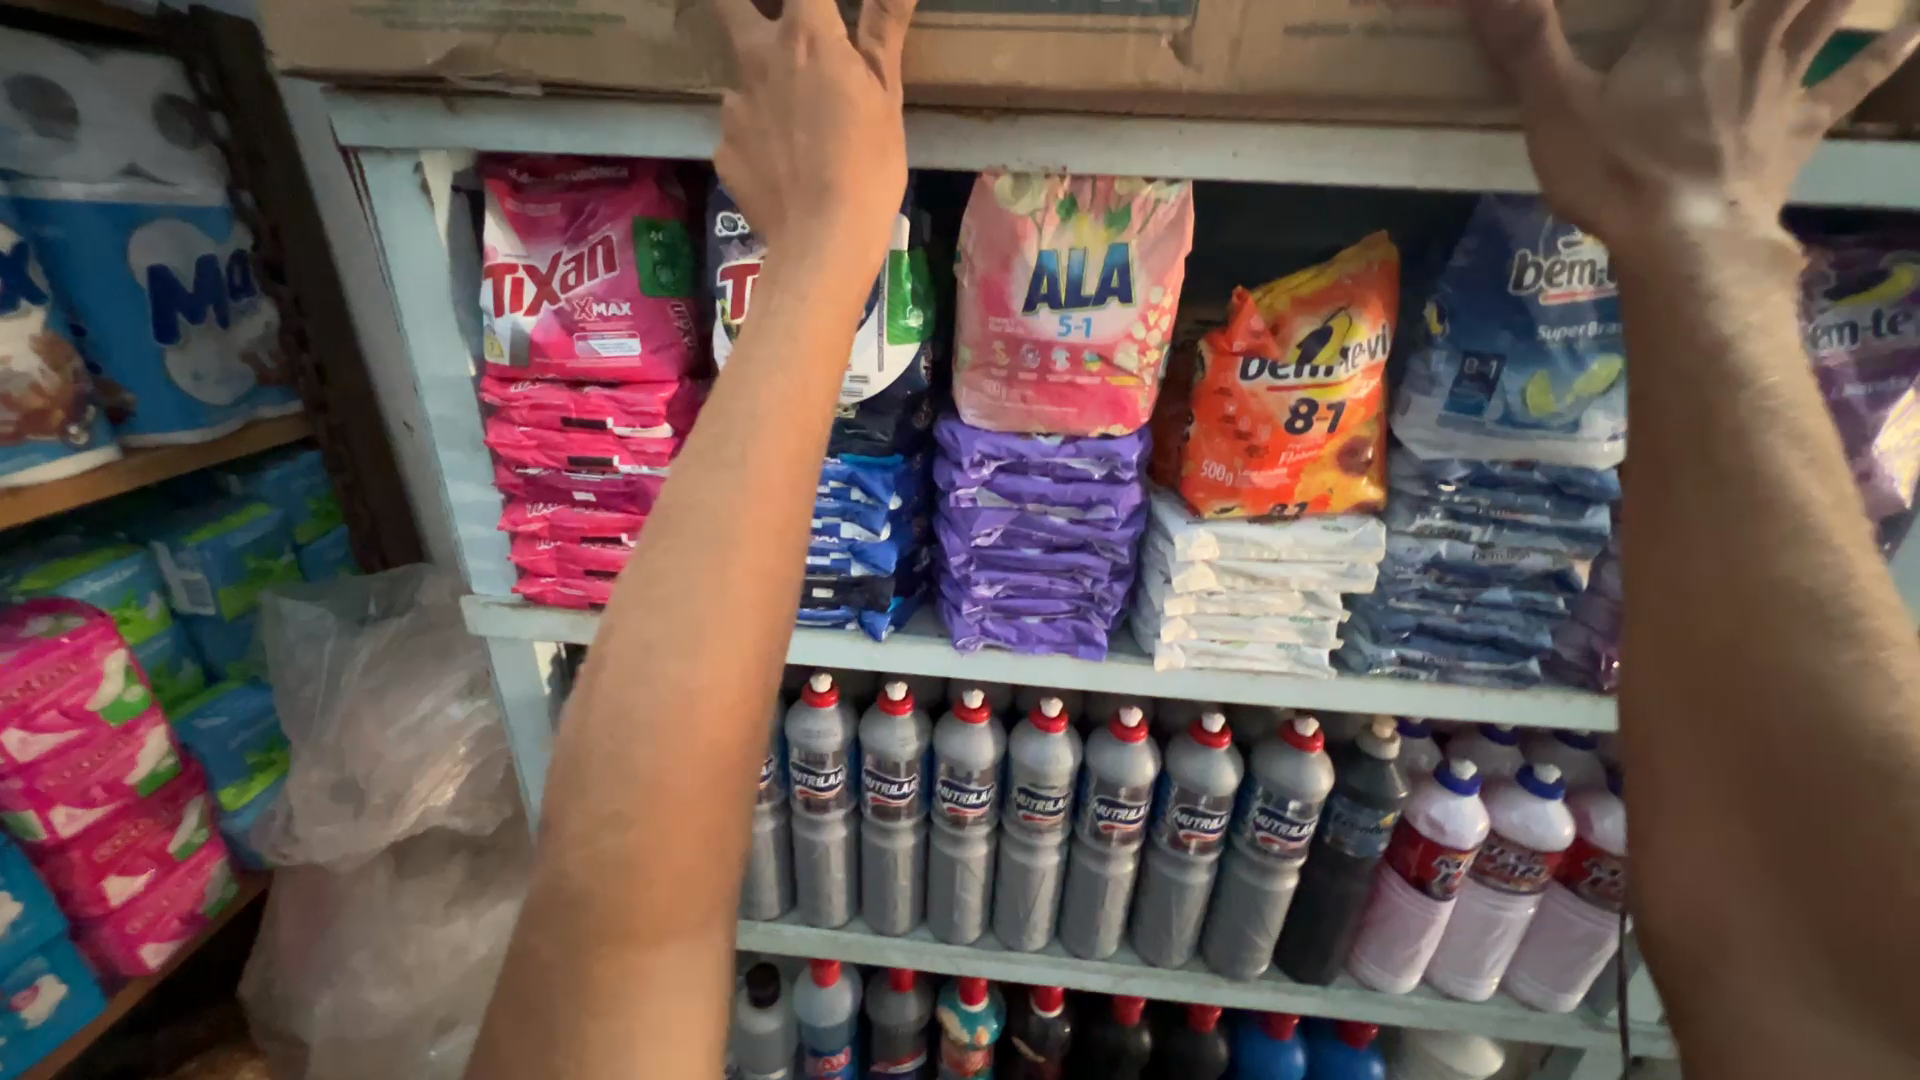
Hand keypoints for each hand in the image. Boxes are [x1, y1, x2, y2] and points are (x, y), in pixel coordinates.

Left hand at [712, 0, 915, 285]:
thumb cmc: (869, 168)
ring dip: (762, 91)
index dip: (806, 0)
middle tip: (771, 32)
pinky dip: (756, 145)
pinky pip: (738, 135)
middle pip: (731, 3)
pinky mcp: (722, 150)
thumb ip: (885, 28)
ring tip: (793, 135)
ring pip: (741, 79)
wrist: (825, 243)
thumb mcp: (887, 96)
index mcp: (806, 37)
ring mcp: (734, 105)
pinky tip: (780, 174)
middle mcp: (759, 58)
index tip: (815, 14)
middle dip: (746, 8)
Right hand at [1466, 0, 1919, 259]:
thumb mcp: (1553, 108)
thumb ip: (1526, 43)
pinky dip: (1889, 50)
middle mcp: (1750, 34)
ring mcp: (1783, 80)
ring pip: (1832, 5)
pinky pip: (1855, 80)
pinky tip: (1913, 26)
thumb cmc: (1614, 172)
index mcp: (1689, 24)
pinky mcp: (1799, 127)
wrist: (1683, 239)